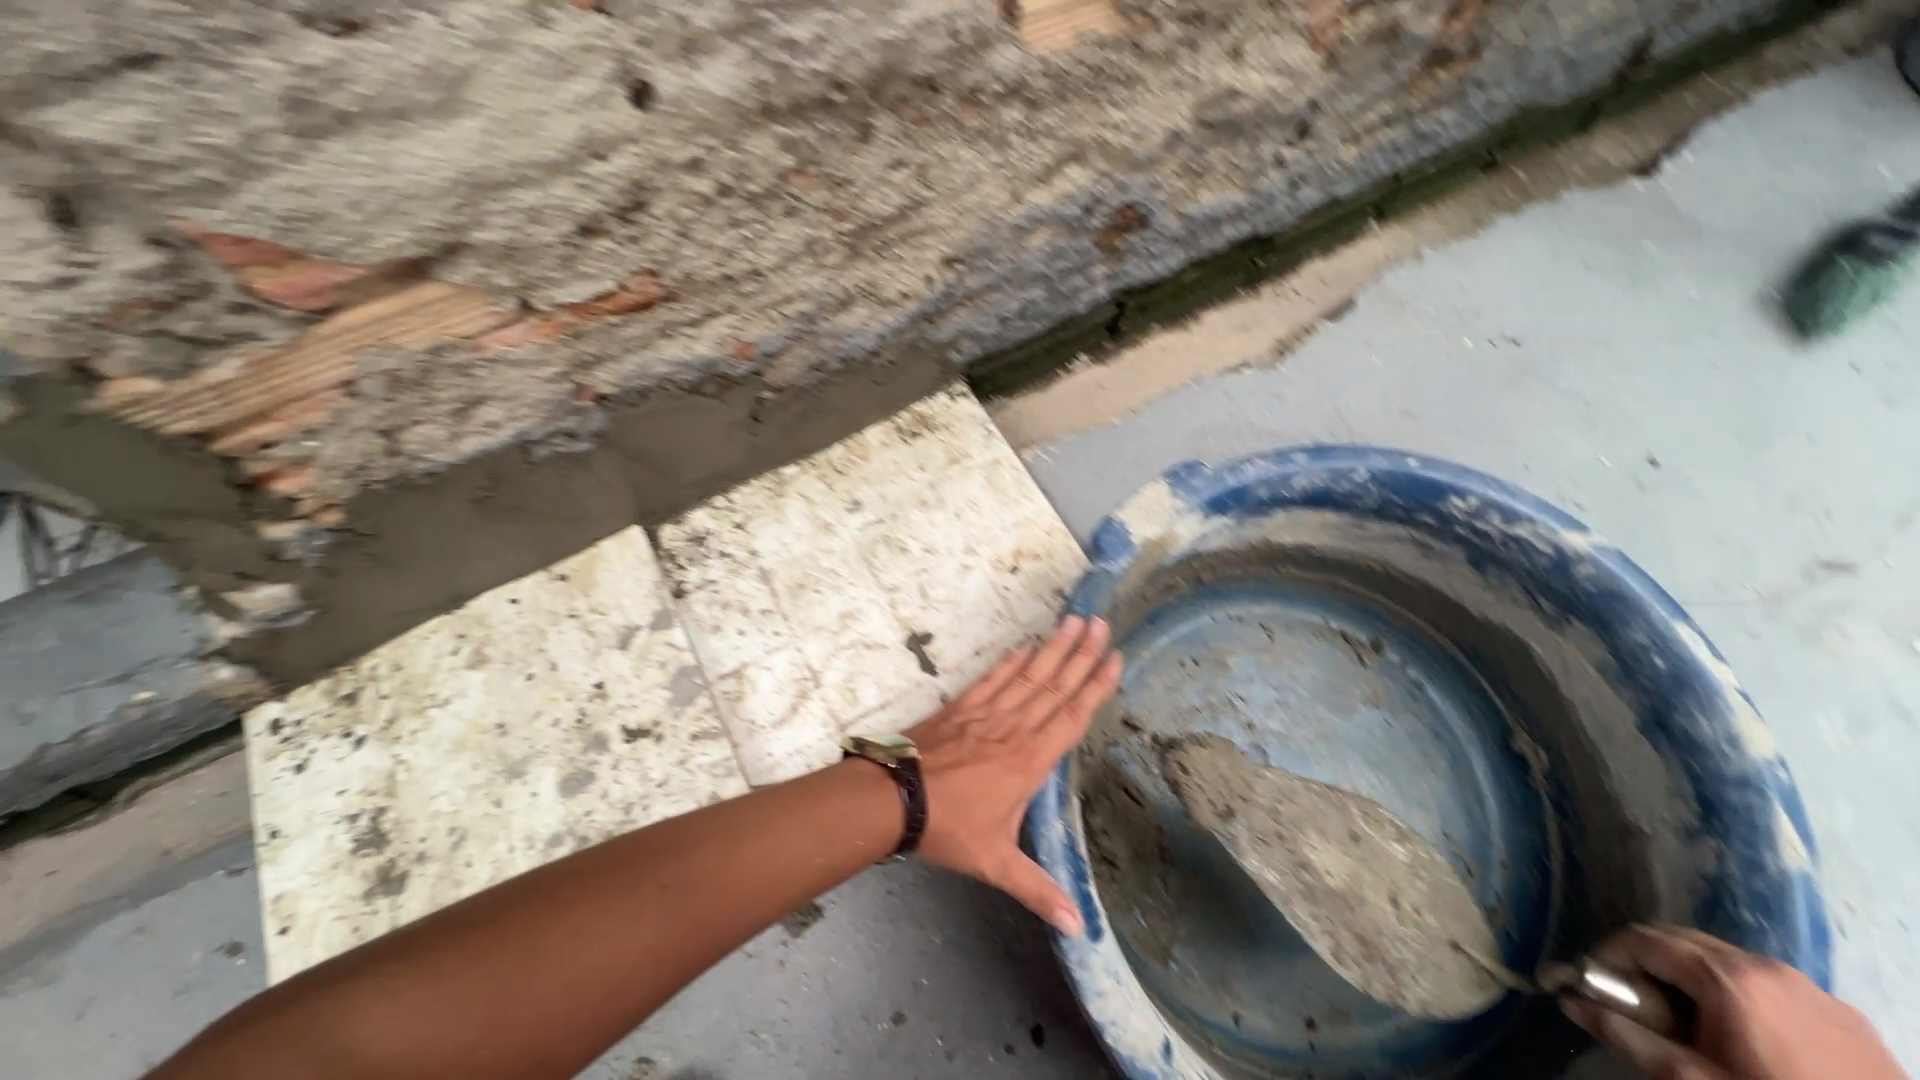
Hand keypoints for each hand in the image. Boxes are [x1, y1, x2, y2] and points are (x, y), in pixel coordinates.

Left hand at [905, 615, 1122, 937]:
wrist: (891, 799)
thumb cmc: (947, 829)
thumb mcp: (996, 863)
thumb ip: (1038, 890)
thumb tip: (1079, 929)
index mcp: (1030, 761)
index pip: (1072, 716)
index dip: (1095, 686)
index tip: (1114, 658)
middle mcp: (1014, 729)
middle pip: (1055, 686)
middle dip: (1081, 654)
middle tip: (1101, 624)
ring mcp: (986, 713)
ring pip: (1028, 675)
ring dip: (1053, 648)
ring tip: (1073, 620)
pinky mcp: (960, 707)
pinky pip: (993, 678)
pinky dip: (1011, 661)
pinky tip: (1025, 645)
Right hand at [1564, 924, 1907, 1079]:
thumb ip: (1626, 1036)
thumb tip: (1570, 1001)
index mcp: (1726, 976)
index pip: (1641, 939)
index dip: (1606, 958)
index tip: (1594, 989)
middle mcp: (1765, 965)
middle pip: (1681, 942)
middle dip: (1646, 966)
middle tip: (1635, 1008)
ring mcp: (1810, 986)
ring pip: (1724, 961)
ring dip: (1690, 980)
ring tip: (1688, 1026)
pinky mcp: (1842, 1012)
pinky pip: (1768, 985)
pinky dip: (1736, 996)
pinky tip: (1743, 1040)